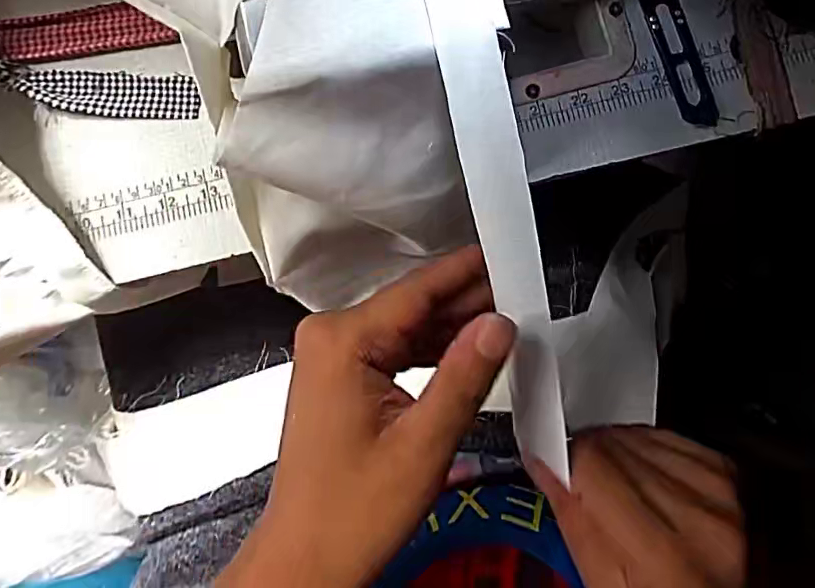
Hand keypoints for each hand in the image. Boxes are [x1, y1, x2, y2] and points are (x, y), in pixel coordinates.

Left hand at [218, 246, 516, 587]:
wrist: (304, 562)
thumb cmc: (345, 516)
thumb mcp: (422, 446)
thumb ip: (465, 377)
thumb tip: (496, 327)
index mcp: (342, 341)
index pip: (416, 291)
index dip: (462, 272)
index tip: (494, 256)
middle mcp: (330, 336)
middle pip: (411, 305)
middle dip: (462, 302)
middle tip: (510, 294)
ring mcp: (333, 353)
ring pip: (405, 325)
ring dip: (449, 327)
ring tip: (495, 322)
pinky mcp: (340, 370)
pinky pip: (393, 344)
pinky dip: (429, 349)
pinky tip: (461, 350)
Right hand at [529, 426, 745, 587]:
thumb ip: (577, 525)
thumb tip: (546, 463)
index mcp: (668, 566)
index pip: (592, 462)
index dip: (561, 458)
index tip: (548, 460)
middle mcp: (702, 521)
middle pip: (613, 445)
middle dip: (587, 460)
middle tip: (583, 489)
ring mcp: (720, 494)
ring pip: (634, 436)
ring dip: (615, 453)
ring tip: (619, 494)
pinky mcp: (726, 473)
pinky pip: (663, 437)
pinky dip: (645, 452)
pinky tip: (645, 482)